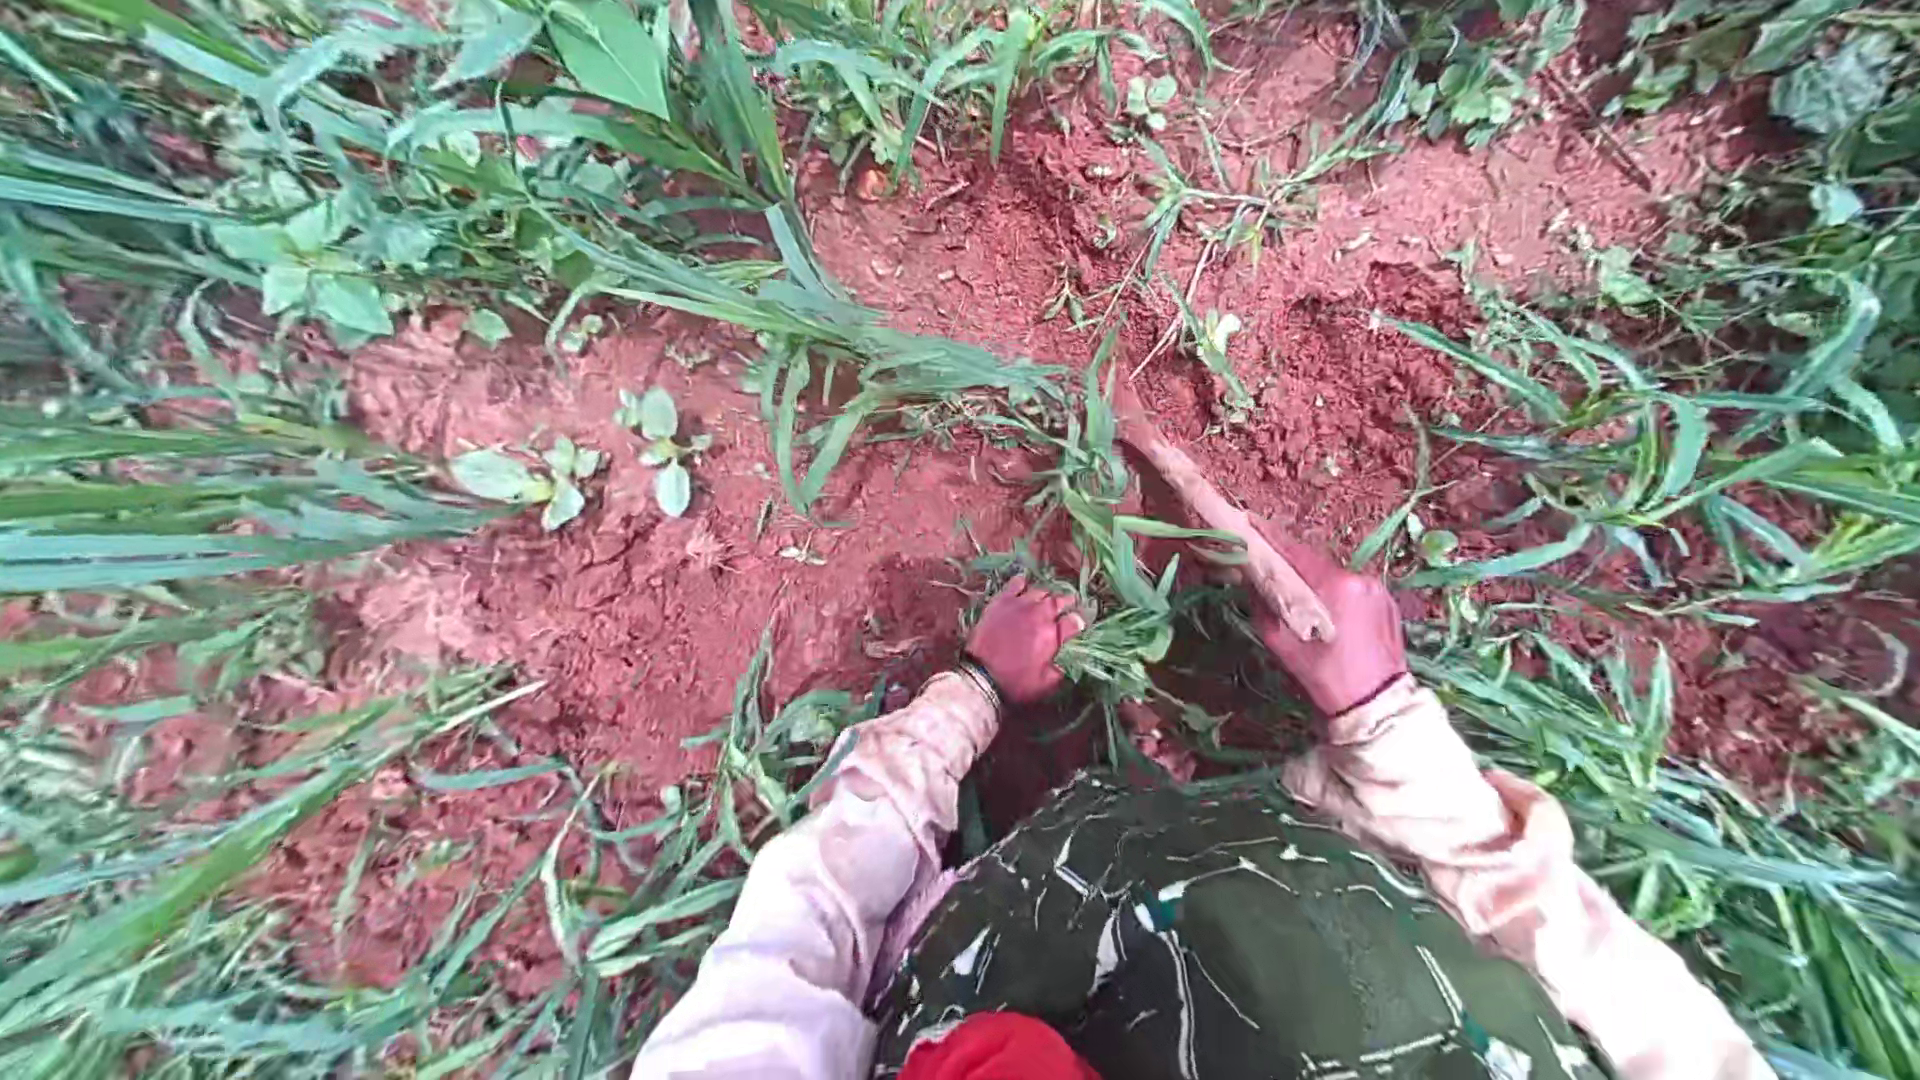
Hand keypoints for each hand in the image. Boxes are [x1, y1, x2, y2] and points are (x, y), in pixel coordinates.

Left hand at [965, 576, 1085, 702]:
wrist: (981, 676)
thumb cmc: (1015, 682)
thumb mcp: (1046, 684)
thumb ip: (1060, 671)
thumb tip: (1066, 663)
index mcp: (1053, 635)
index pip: (1075, 621)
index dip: (1079, 621)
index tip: (1078, 624)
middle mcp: (1039, 615)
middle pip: (1059, 601)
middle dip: (1067, 603)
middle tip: (1068, 605)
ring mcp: (1020, 605)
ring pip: (1040, 591)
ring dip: (1047, 595)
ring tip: (1047, 599)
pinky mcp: (1001, 601)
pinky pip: (1015, 584)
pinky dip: (1022, 583)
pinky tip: (1024, 584)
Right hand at [1248, 533, 1407, 715]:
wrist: (1375, 703)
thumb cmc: (1321, 675)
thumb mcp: (1278, 641)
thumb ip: (1262, 604)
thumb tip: (1249, 577)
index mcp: (1332, 585)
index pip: (1293, 550)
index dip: (1269, 536)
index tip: (1250, 522)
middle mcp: (1358, 578)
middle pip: (1313, 560)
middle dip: (1288, 560)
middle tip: (1265, 560)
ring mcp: (1375, 588)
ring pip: (1331, 573)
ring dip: (1311, 577)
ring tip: (1293, 590)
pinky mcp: (1385, 601)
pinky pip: (1349, 587)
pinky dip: (1332, 590)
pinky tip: (1322, 607)